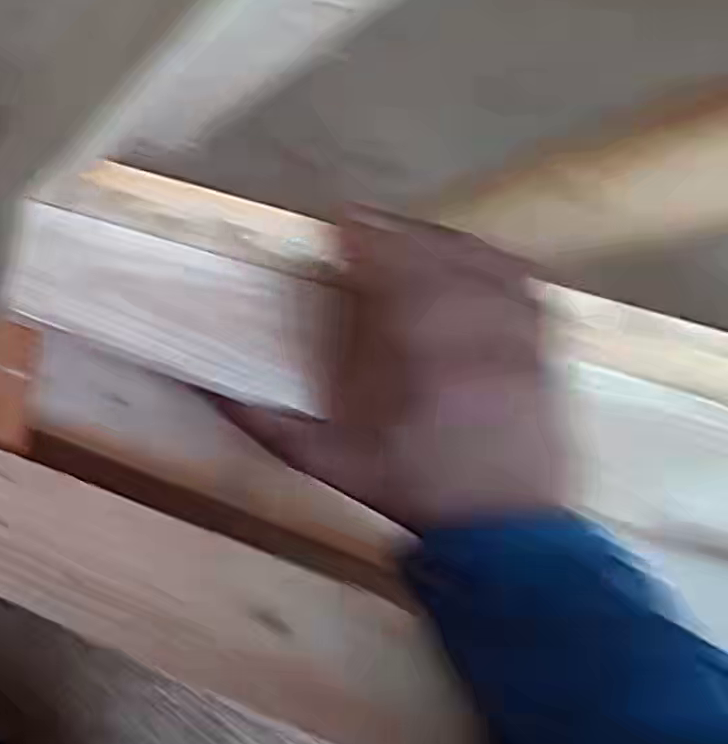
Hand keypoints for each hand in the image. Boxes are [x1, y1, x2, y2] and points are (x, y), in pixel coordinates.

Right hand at [217, 209, 566, 531]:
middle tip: (359, 216)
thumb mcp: (318, 459)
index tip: (339, 218)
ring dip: (448, 242)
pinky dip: (497, 265)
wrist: (506, 527)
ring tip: (408, 229)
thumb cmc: (404, 486)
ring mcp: (520, 349)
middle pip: (447, 266)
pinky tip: (474, 257)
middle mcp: (478, 346)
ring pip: (493, 272)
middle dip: (401, 233)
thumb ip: (259, 420)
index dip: (370, 244)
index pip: (400, 282)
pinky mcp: (544, 358)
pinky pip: (530, 293)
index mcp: (422, 365)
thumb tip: (199, 387)